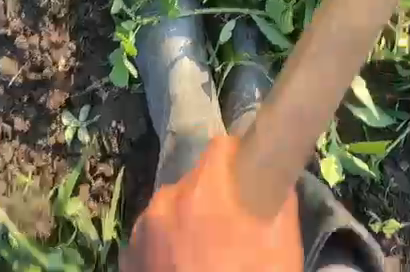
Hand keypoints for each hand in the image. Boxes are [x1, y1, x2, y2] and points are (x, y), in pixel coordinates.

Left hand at [122, 136, 302, 271]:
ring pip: (170, 212)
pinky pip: (150, 241)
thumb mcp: (282, 247)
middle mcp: (167, 200)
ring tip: (204, 261)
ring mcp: (141, 234)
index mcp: (205, 189)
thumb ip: (276, 202)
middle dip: (212, 200)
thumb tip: (273, 180)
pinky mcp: (128, 263)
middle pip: (195, 183)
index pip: (224, 148)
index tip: (249, 181)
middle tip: (230, 235)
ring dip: (186, 226)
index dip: (239, 162)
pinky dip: (165, 251)